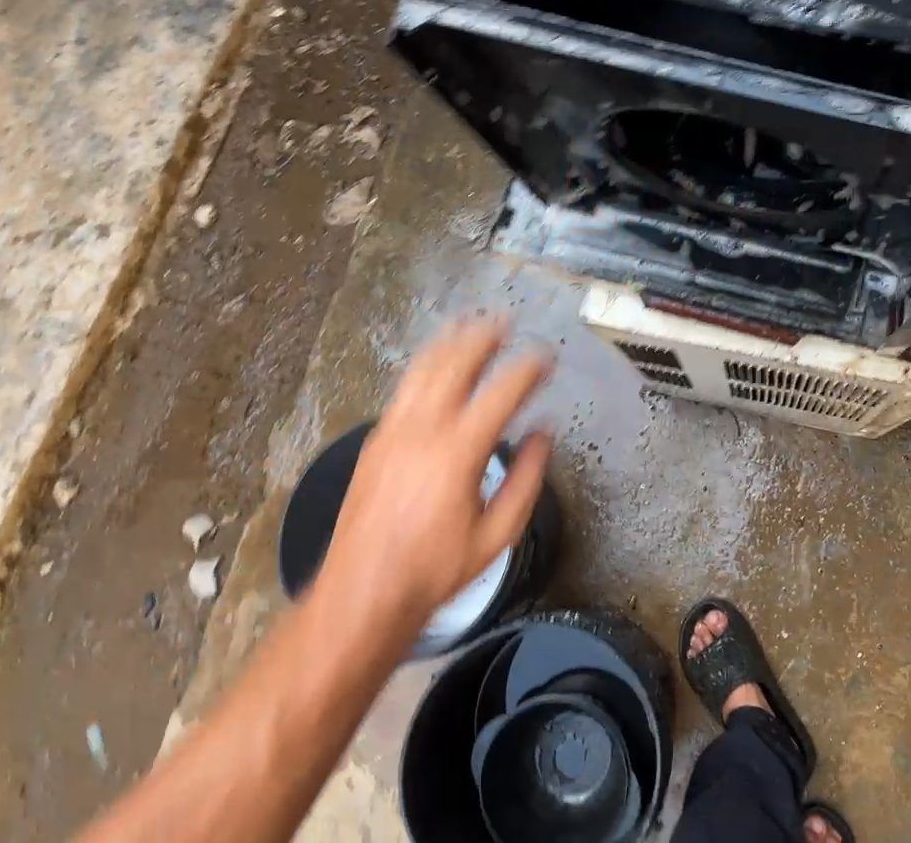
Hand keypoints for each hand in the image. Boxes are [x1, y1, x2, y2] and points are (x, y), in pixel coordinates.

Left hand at [313, 319, 554, 623]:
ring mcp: (393, 432)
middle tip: (504, 321)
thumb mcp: (497, 534)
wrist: (364, 589)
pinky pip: (404, 389)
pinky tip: (433, 363)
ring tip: (468, 324)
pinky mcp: (375, 441)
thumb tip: (544, 434)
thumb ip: (526, 479)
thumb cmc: (435, 567)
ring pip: (423, 370)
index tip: (546, 357)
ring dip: (449, 343)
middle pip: (455, 365)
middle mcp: (422, 430)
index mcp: (457, 452)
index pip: (501, 393)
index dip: (528, 369)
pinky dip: (424, 366)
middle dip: (483, 337)